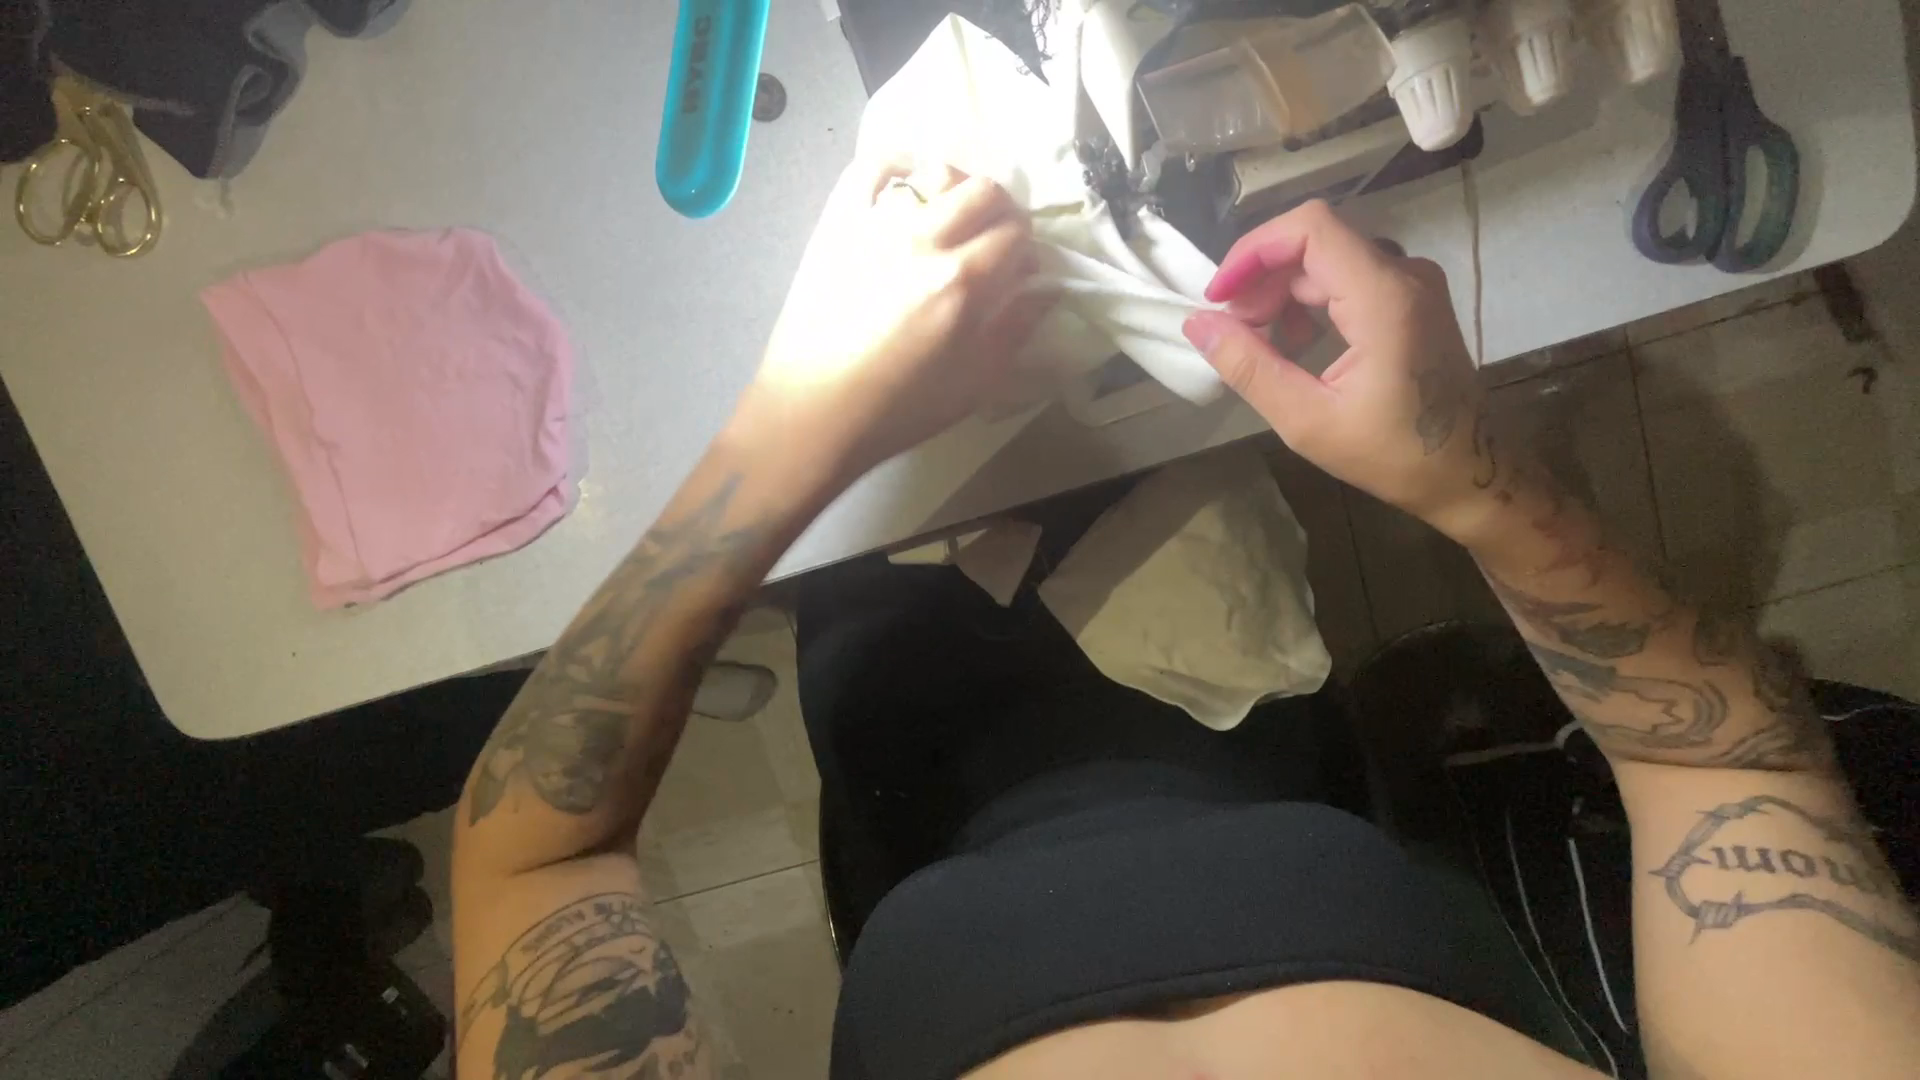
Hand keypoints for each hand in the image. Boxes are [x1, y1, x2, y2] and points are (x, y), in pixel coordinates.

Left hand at [733, 159, 1054, 482]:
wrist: (815, 409)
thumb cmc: (898, 408)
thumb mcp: (973, 384)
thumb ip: (1014, 331)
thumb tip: (1045, 292)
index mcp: (963, 283)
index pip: (1017, 236)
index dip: (1027, 253)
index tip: (1020, 275)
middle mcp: (925, 239)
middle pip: (986, 191)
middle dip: (1004, 213)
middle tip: (995, 244)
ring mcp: (878, 223)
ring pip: (937, 171)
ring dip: (960, 189)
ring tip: (954, 219)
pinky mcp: (839, 221)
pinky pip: (874, 166)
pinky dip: (900, 164)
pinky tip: (910, 184)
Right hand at [1181, 200, 1490, 528]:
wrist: (1464, 470)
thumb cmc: (1389, 453)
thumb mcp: (1305, 419)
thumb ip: (1248, 367)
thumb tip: (1197, 325)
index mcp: (1383, 298)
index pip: (1310, 228)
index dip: (1253, 251)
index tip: (1219, 297)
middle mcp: (1403, 274)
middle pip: (1313, 243)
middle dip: (1260, 280)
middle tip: (1232, 333)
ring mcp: (1410, 284)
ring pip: (1326, 260)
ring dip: (1279, 293)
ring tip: (1258, 343)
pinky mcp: (1409, 299)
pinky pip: (1345, 278)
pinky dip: (1306, 302)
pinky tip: (1293, 344)